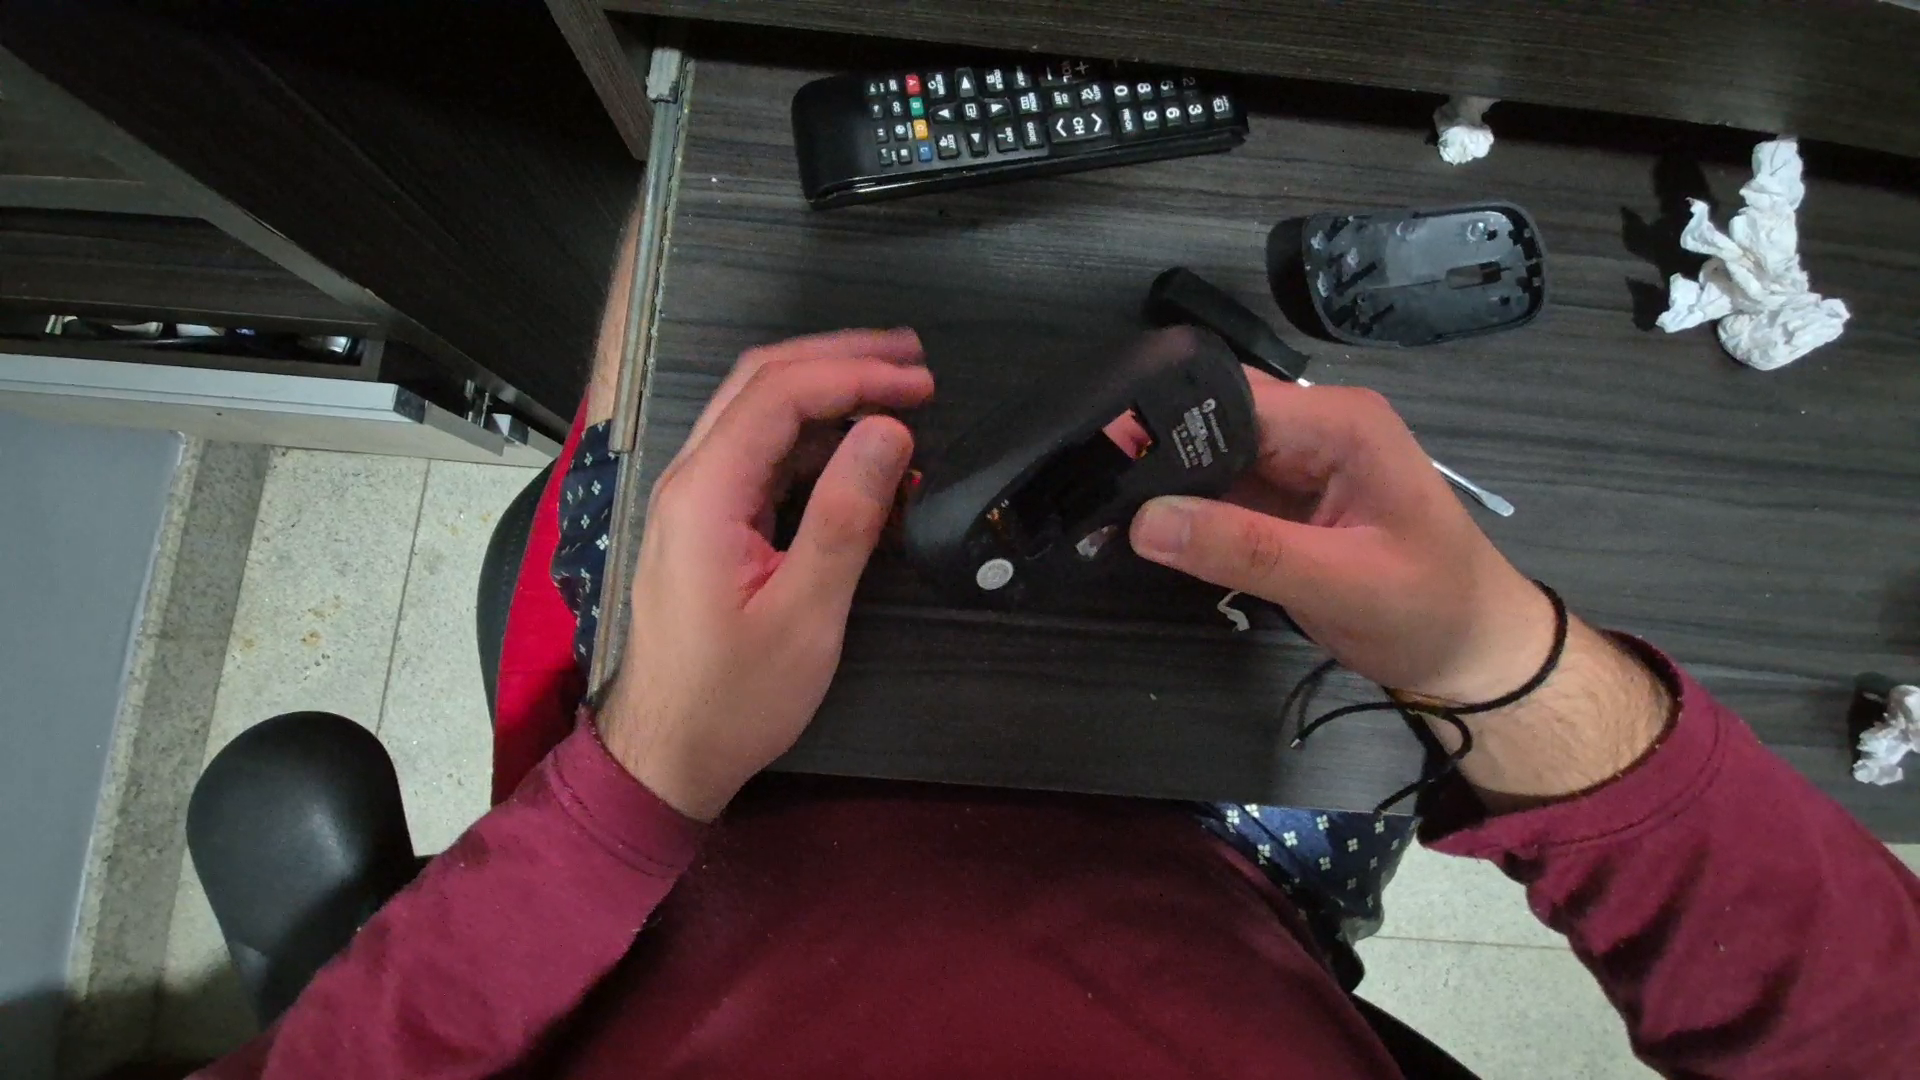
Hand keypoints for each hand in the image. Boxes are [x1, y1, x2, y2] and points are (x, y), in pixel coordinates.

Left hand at [597, 329, 932, 820]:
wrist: (669, 751)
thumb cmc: (736, 696)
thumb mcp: (805, 613)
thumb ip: (847, 517)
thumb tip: (890, 432)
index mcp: (706, 493)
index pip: (779, 395)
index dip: (854, 375)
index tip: (920, 384)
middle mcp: (691, 478)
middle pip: (761, 382)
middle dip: (839, 359)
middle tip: (911, 358)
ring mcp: (697, 498)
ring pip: (759, 413)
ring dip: (827, 390)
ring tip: (894, 387)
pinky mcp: (711, 520)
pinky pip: (764, 456)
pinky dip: (816, 439)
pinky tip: (858, 447)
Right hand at [1129, 372, 1548, 702]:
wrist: (1474, 654)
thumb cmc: (1430, 611)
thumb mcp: (1341, 582)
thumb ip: (1244, 549)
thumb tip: (1146, 522)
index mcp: (1336, 424)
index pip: (1231, 401)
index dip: (1164, 422)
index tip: (1100, 457)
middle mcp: (1310, 431)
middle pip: (1209, 422)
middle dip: (1151, 453)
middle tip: (1088, 487)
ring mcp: (1292, 467)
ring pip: (1204, 459)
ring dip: (1160, 486)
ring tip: (1100, 509)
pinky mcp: (1276, 503)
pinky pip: (1214, 494)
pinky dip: (1179, 514)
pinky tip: (1138, 530)